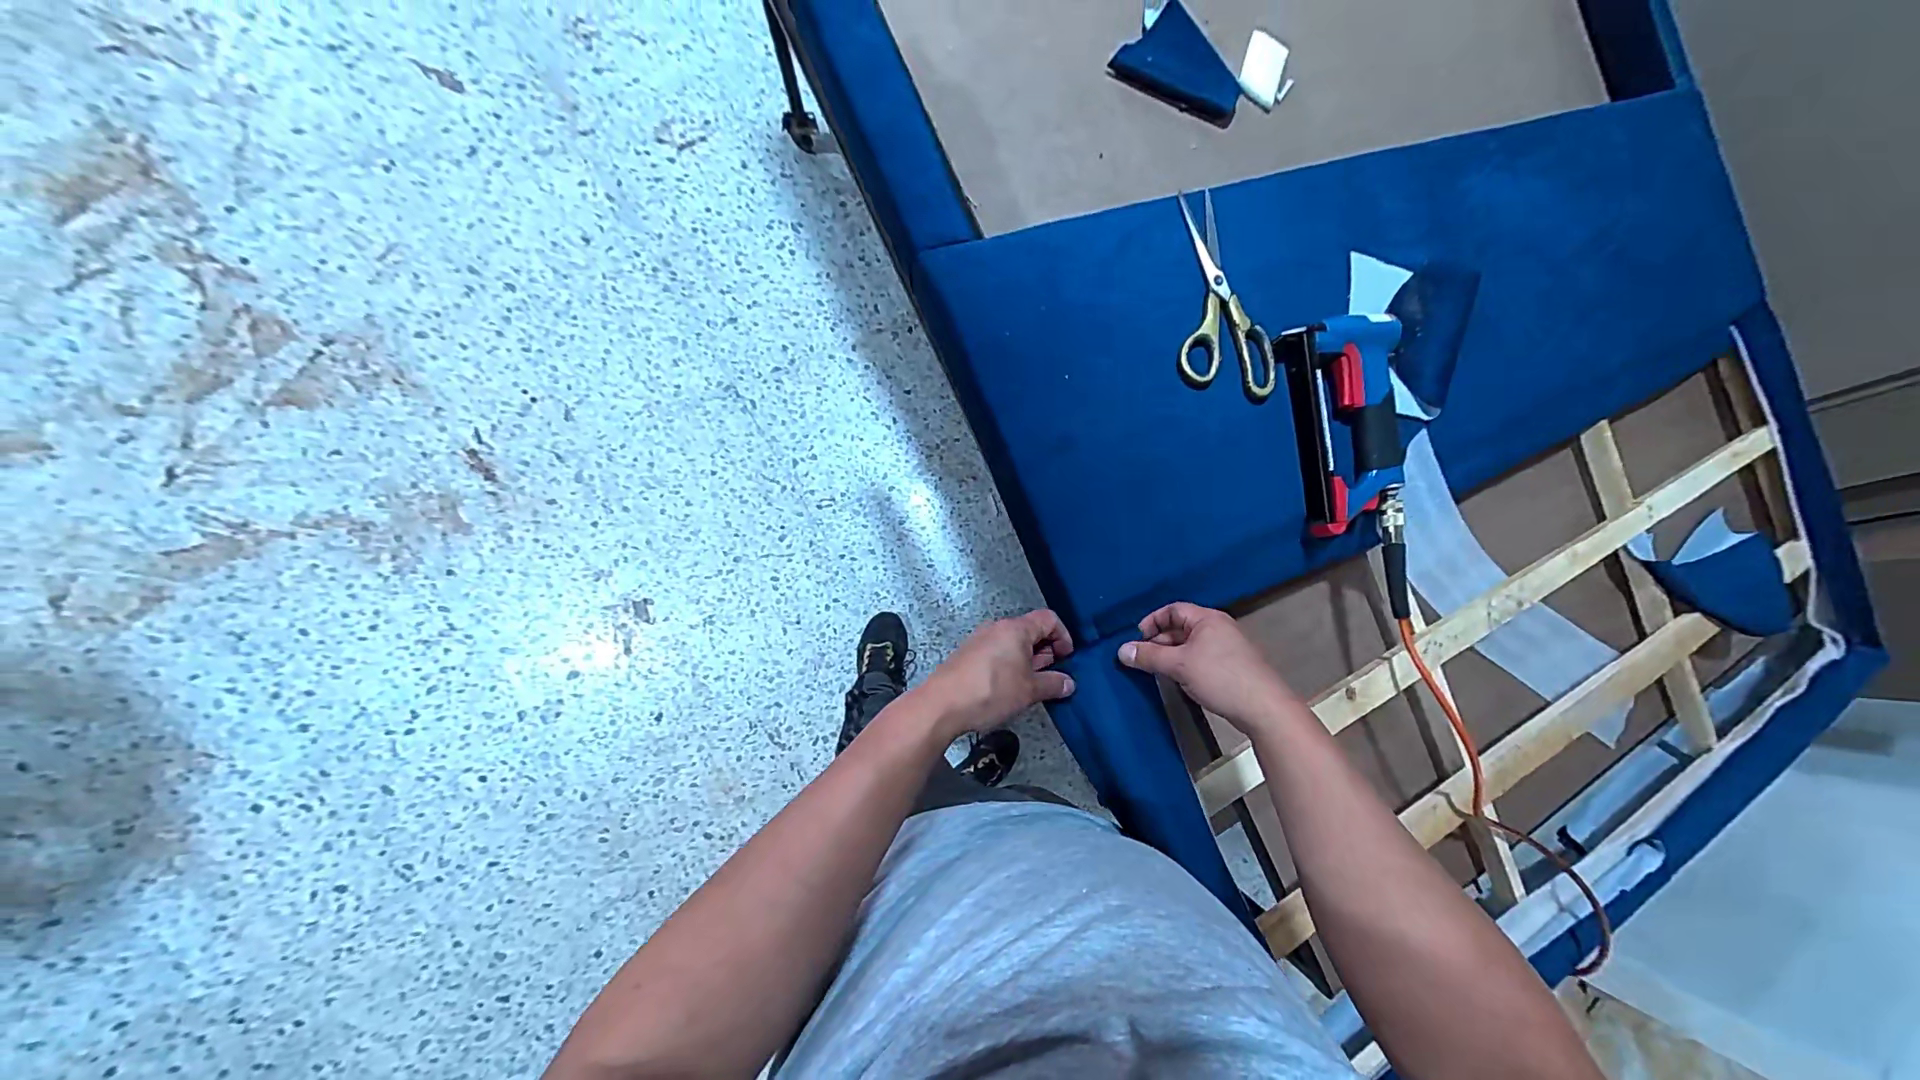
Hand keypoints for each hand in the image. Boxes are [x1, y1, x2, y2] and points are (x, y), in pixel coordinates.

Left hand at [912, 610, 1075, 739]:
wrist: (942, 705)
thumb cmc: (987, 691)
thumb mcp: (1029, 691)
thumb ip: (1052, 684)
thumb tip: (1067, 683)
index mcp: (1015, 629)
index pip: (1048, 619)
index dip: (1063, 636)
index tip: (1067, 657)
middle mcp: (996, 628)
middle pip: (1030, 630)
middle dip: (1046, 651)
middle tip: (1052, 674)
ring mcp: (979, 641)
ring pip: (1012, 643)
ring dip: (1026, 660)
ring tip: (1030, 685)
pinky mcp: (967, 655)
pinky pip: (995, 653)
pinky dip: (1008, 665)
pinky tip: (1007, 688)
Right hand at [1117, 602, 1302, 734]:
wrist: (1263, 708)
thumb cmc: (1221, 678)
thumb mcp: (1178, 665)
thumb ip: (1149, 656)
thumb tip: (1123, 651)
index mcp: (1208, 619)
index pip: (1173, 610)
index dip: (1152, 620)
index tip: (1137, 637)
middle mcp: (1219, 628)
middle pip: (1181, 627)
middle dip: (1159, 641)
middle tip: (1143, 657)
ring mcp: (1227, 648)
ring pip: (1190, 645)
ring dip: (1171, 655)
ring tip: (1157, 670)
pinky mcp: (1231, 667)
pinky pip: (1200, 658)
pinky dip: (1185, 665)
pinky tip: (1179, 680)